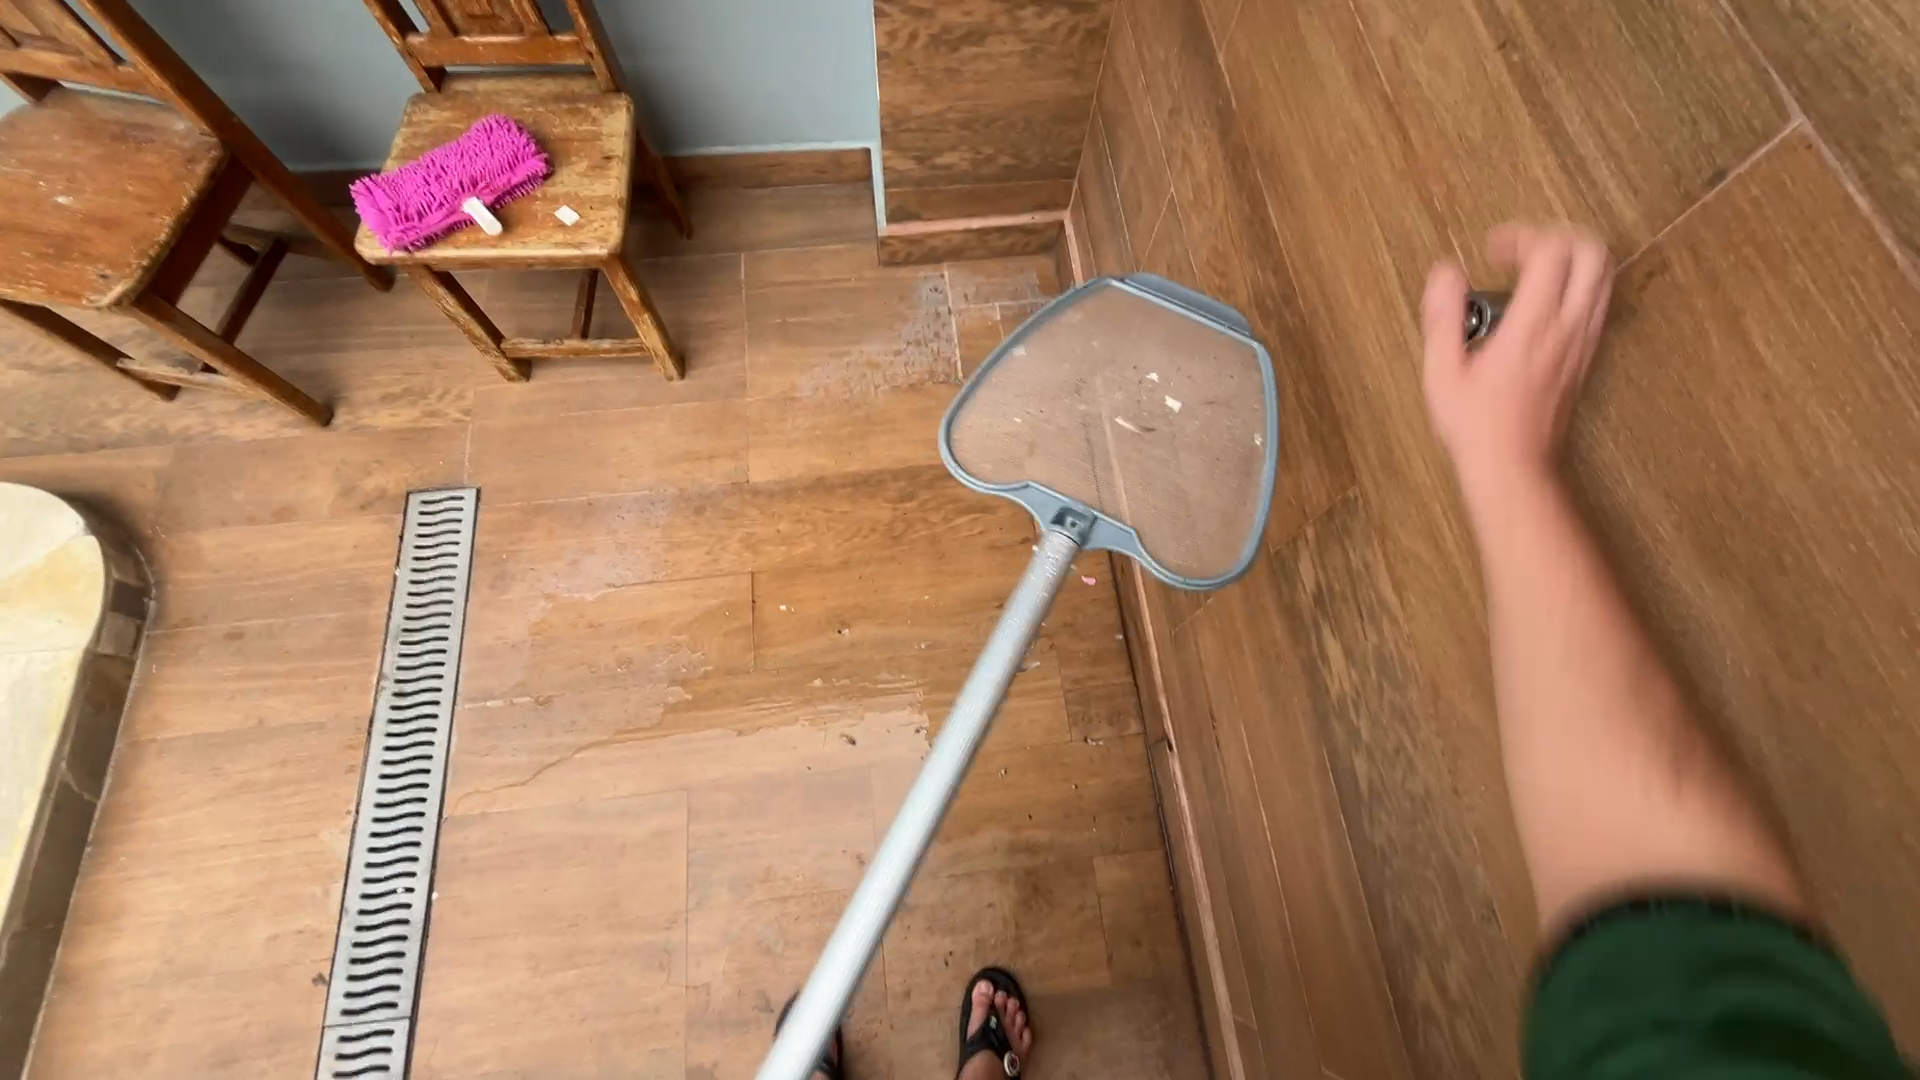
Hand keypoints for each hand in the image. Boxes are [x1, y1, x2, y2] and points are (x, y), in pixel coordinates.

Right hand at [1421, 224, 1613, 501]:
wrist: (1513, 464)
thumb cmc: (1474, 424)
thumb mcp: (1441, 372)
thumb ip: (1443, 317)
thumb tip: (1444, 273)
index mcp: (1532, 326)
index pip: (1550, 252)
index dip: (1522, 237)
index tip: (1491, 248)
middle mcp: (1569, 326)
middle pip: (1591, 251)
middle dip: (1555, 237)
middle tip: (1517, 252)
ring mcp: (1585, 340)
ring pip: (1604, 274)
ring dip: (1571, 259)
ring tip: (1530, 272)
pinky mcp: (1588, 354)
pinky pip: (1599, 301)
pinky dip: (1577, 285)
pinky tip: (1543, 304)